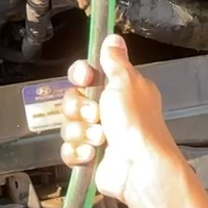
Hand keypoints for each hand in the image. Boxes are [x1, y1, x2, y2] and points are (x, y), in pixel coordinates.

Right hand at [59, 35, 185, 204]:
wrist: (138, 168)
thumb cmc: (136, 123)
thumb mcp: (125, 82)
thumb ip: (114, 60)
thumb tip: (114, 38)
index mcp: (120, 90)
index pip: (87, 74)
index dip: (81, 75)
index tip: (85, 78)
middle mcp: (109, 111)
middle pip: (72, 100)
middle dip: (79, 108)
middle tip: (96, 115)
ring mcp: (98, 135)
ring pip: (68, 125)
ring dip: (81, 132)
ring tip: (99, 139)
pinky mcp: (90, 157)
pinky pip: (68, 149)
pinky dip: (77, 152)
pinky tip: (90, 154)